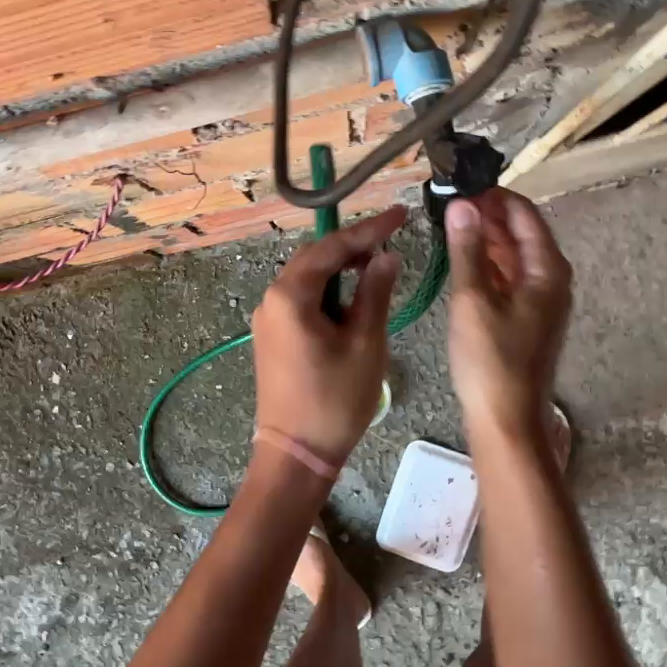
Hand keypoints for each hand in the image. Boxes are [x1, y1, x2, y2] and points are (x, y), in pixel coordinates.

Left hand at [251, 206, 405, 465]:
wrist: (296, 453)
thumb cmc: (335, 400)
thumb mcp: (365, 343)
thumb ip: (375, 292)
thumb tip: (385, 256)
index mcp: (290, 295)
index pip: (332, 246)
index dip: (369, 228)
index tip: (400, 213)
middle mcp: (271, 299)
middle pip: (314, 258)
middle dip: (352, 246)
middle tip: (391, 239)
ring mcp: (267, 320)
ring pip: (306, 279)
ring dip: (340, 270)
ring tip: (377, 267)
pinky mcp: (271, 338)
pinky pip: (300, 301)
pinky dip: (327, 292)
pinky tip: (352, 299)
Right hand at [444, 190, 572, 441]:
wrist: (507, 418)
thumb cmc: (490, 359)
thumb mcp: (473, 300)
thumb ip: (467, 249)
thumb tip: (462, 204)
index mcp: (547, 269)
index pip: (523, 214)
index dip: (493, 196)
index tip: (459, 184)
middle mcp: (550, 279)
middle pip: (520, 233)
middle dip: (486, 215)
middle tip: (447, 201)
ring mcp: (539, 301)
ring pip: (512, 256)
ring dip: (483, 239)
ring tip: (448, 223)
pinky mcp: (525, 318)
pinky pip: (507, 278)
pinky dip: (485, 264)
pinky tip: (460, 259)